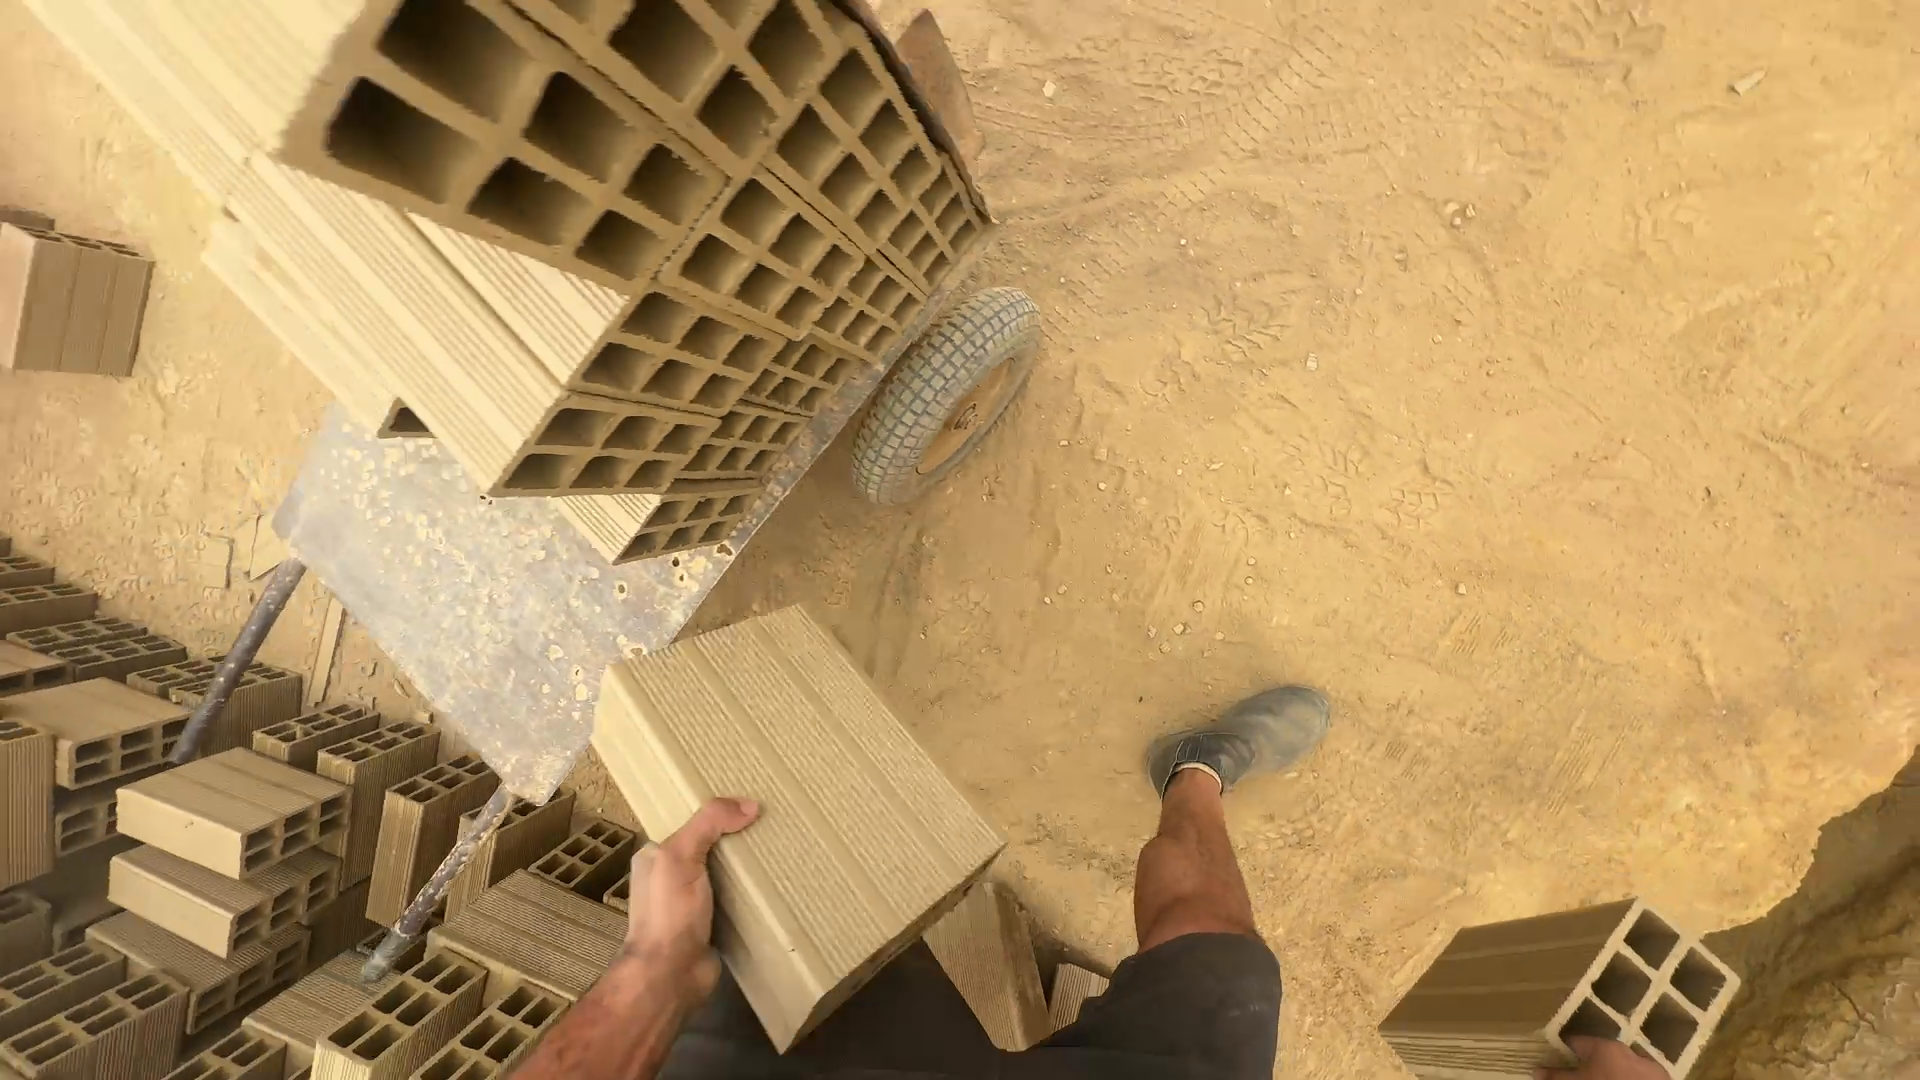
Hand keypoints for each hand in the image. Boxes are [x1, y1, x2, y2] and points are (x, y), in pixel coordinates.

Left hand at [622, 797, 759, 1003]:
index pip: (690, 821)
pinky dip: (752, 889)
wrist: (670, 978)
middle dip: (737, 835)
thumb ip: (709, 823)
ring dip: (748, 863)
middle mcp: (671, 876)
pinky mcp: (712, 922)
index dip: (717, 810)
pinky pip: (735, 896)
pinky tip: (774, 880)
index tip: (749, 801)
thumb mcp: (681, 856)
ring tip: (780, 847)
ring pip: (725, 870)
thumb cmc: (669, 914)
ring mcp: (692, 901)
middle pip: (711, 844)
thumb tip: (750, 805)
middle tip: (772, 821)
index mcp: (656, 855)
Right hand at [1536, 1037, 1670, 1079]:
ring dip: (1619, 1075)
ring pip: (1629, 1068)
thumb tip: (1536, 1071)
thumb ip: (1555, 1076)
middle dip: (1596, 1066)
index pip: (1576, 1042)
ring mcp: (1655, 1072)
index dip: (1567, 1055)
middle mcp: (1630, 1052)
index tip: (1565, 1066)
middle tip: (1591, 1076)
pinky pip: (1645, 1078)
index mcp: (1605, 1046)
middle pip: (1604, 1054)